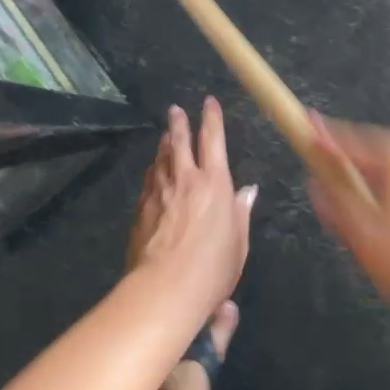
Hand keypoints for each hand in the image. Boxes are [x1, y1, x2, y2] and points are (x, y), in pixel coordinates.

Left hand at [126, 98, 257, 317]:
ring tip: (165, 136)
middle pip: (180, 141)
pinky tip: (153, 171)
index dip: (212, 119)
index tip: (209, 102)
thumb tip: (247, 190)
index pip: (214, 140)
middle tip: (176, 110)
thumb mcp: (239, 243)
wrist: (165, 287)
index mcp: (214, 183)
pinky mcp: (142, 207)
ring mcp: (160, 191)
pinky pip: (150, 180)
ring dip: (165, 144)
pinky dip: (154, 170)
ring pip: (162, 158)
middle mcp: (186, 179)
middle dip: (180, 123)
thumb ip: (241, 213)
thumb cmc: (212, 268)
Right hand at [307, 113, 389, 333]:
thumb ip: (333, 198)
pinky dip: (388, 212)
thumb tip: (315, 179)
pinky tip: (388, 250)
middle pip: (368, 160)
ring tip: (360, 241)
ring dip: (366, 203)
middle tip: (331, 215)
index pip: (348, 137)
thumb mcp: (360, 231)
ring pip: (387, 183)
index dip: (321, 139)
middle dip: (346, 183)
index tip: (299, 133)